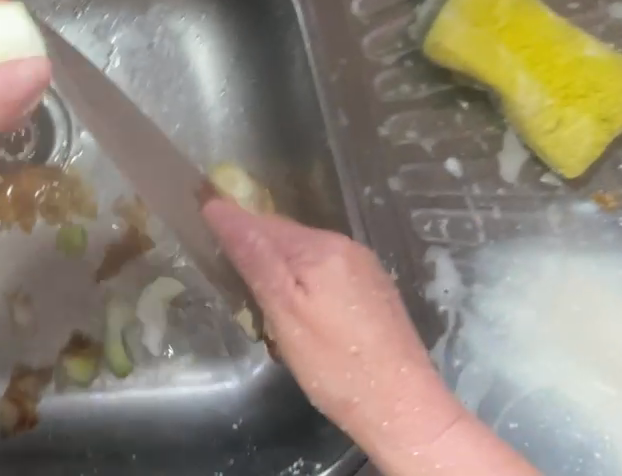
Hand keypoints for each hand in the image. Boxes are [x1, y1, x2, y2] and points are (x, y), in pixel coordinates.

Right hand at [203, 201, 463, 455]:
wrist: (408, 415)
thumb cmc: (337, 367)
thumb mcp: (283, 312)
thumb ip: (252, 256)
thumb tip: (216, 207)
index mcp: (319, 246)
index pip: (259, 221)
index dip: (232, 234)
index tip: (212, 258)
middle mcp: (344, 245)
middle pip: (282, 236)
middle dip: (258, 257)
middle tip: (245, 298)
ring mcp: (363, 266)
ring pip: (302, 254)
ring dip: (281, 272)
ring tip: (272, 313)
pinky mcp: (374, 288)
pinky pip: (324, 270)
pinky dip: (305, 285)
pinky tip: (306, 318)